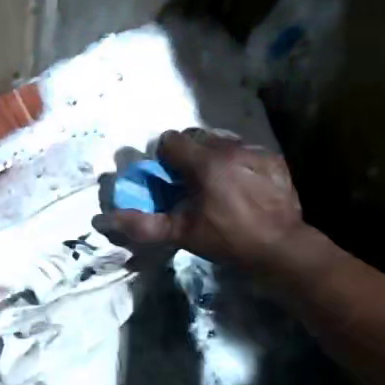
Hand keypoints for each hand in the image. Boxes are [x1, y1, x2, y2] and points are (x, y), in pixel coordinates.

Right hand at [93, 129, 306, 273]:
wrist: (279, 248)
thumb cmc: (227, 240)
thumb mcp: (182, 234)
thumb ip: (143, 224)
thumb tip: (104, 219)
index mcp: (205, 162)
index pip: (171, 140)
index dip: (164, 160)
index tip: (169, 181)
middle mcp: (230, 147)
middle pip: (196, 137)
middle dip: (188, 155)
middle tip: (190, 184)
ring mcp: (255, 151)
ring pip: (222, 141)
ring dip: (212, 156)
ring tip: (216, 185)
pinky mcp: (274, 159)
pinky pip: (246, 150)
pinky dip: (237, 163)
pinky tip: (241, 187)